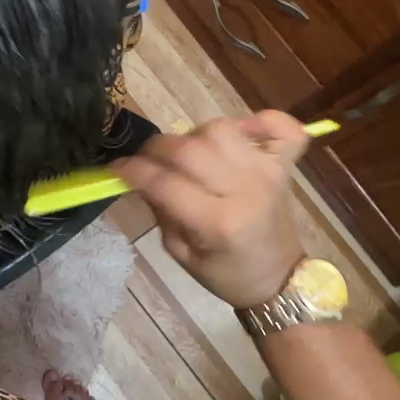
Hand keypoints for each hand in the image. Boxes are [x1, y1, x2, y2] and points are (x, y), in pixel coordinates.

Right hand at [114, 111, 309, 309]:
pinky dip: (259, 120)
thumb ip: (161, 212)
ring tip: (187, 154)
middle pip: (188, 148)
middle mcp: (244, 190)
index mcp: (218, 222)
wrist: (278, 278)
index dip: (133, 171)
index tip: (115, 169)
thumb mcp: (181, 253)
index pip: (165, 183)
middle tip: (144, 160)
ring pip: (220, 129)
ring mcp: (267, 172)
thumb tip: (141, 178)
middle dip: (155, 149)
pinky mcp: (283, 165)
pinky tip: (239, 133)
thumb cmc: (225, 274)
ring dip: (193, 136)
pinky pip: (281, 126)